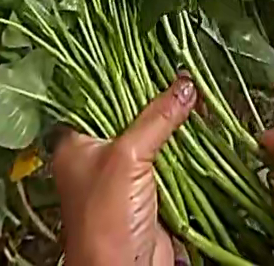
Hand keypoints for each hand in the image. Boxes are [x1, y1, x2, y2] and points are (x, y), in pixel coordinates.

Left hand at [51, 75, 197, 265]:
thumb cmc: (107, 220)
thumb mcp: (128, 157)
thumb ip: (156, 117)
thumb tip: (186, 83)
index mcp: (76, 144)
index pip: (95, 95)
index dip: (120, 74)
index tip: (146, 52)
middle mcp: (96, 155)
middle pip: (127, 113)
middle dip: (154, 95)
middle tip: (178, 68)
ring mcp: (122, 173)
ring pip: (150, 134)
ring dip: (172, 118)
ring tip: (193, 89)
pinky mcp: (147, 190)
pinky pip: (166, 156)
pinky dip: (182, 142)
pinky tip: (198, 121)